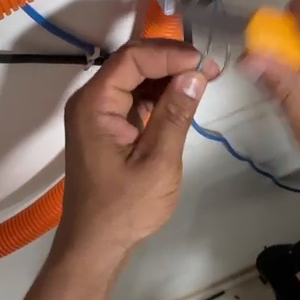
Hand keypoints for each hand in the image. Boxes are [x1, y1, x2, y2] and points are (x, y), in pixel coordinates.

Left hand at [58, 40, 218, 260]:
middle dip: (171, 60)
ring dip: (167, 76)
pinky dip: (158, 95)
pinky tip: (183, 98)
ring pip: (134, 79)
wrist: (95, 244)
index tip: (204, 63)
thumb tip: (195, 74)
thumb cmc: (124, 209)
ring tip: (204, 79)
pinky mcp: (107, 128)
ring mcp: (96, 115)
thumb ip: (175, 115)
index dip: (169, 54)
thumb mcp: (157, 162)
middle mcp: (90, 102)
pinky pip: (132, 99)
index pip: (132, 58)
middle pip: (131, 63)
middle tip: (210, 69)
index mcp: (93, 104)